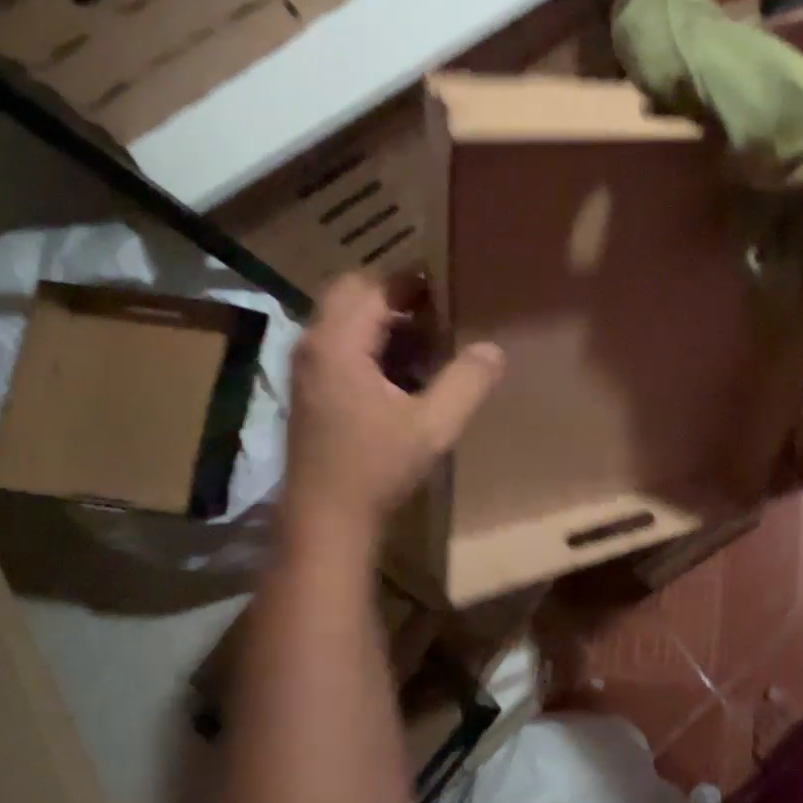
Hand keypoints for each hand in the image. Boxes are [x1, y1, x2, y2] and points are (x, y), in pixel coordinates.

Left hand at [282, 273, 503, 549]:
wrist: (325, 521)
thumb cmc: (375, 469)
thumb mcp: (433, 426)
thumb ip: (466, 382)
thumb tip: (494, 348)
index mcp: (338, 345)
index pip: (373, 286)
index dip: (412, 281)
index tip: (451, 286)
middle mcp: (314, 346)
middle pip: (353, 295)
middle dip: (397, 296)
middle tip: (442, 310)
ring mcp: (308, 369)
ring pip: (346, 320)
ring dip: (386, 321)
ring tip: (433, 338)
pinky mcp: (312, 391)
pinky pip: (342, 345)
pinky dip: (374, 344)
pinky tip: (408, 372)